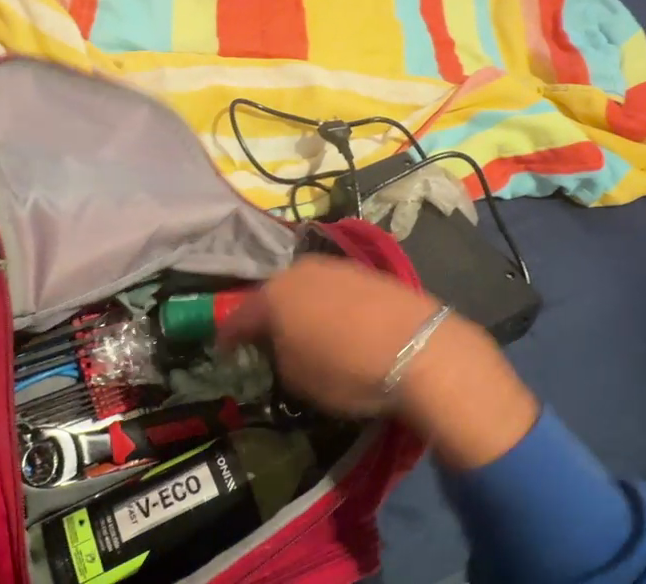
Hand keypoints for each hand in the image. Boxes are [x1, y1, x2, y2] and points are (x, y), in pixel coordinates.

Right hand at [219, 255, 539, 471]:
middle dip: (267, 315)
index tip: (224, 349)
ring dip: (301, 307)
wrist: (421, 349)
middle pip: (272, 293)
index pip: (238, 315)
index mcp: (273, 295)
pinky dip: (330, 306)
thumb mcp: (297, 378)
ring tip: (306, 332)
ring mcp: (336, 267)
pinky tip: (340, 325)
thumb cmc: (348, 369)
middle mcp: (299, 271)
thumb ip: (277, 356)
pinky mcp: (368, 272)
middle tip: (267, 340)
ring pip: (305, 287)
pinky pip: (335, 289)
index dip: (228, 334)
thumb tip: (280, 346)